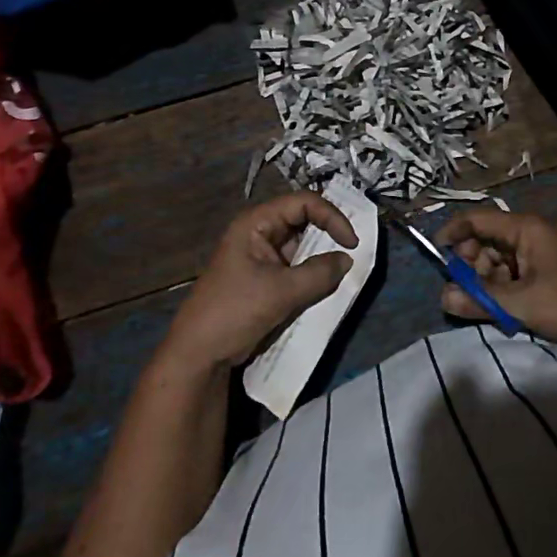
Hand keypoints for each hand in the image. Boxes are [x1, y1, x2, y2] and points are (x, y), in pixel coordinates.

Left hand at [164, 192, 357, 368]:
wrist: (200, 354)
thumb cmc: (234, 311)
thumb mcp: (280, 292)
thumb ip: (318, 274)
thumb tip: (347, 260)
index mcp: (257, 223)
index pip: (303, 203)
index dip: (331, 216)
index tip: (352, 242)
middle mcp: (260, 233)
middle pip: (304, 221)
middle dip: (330, 234)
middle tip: (356, 250)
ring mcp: (263, 257)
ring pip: (302, 247)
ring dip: (323, 257)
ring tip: (347, 269)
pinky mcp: (267, 280)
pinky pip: (297, 269)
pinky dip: (314, 274)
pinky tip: (330, 285)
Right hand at [436, 209, 556, 357]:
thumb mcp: (521, 305)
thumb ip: (479, 300)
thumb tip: (442, 297)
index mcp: (524, 228)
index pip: (476, 219)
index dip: (452, 234)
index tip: (435, 255)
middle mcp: (530, 234)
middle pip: (485, 240)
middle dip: (470, 265)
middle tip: (466, 291)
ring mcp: (540, 254)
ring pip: (498, 261)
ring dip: (487, 281)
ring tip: (487, 307)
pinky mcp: (548, 274)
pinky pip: (513, 274)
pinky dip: (503, 289)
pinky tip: (505, 311)